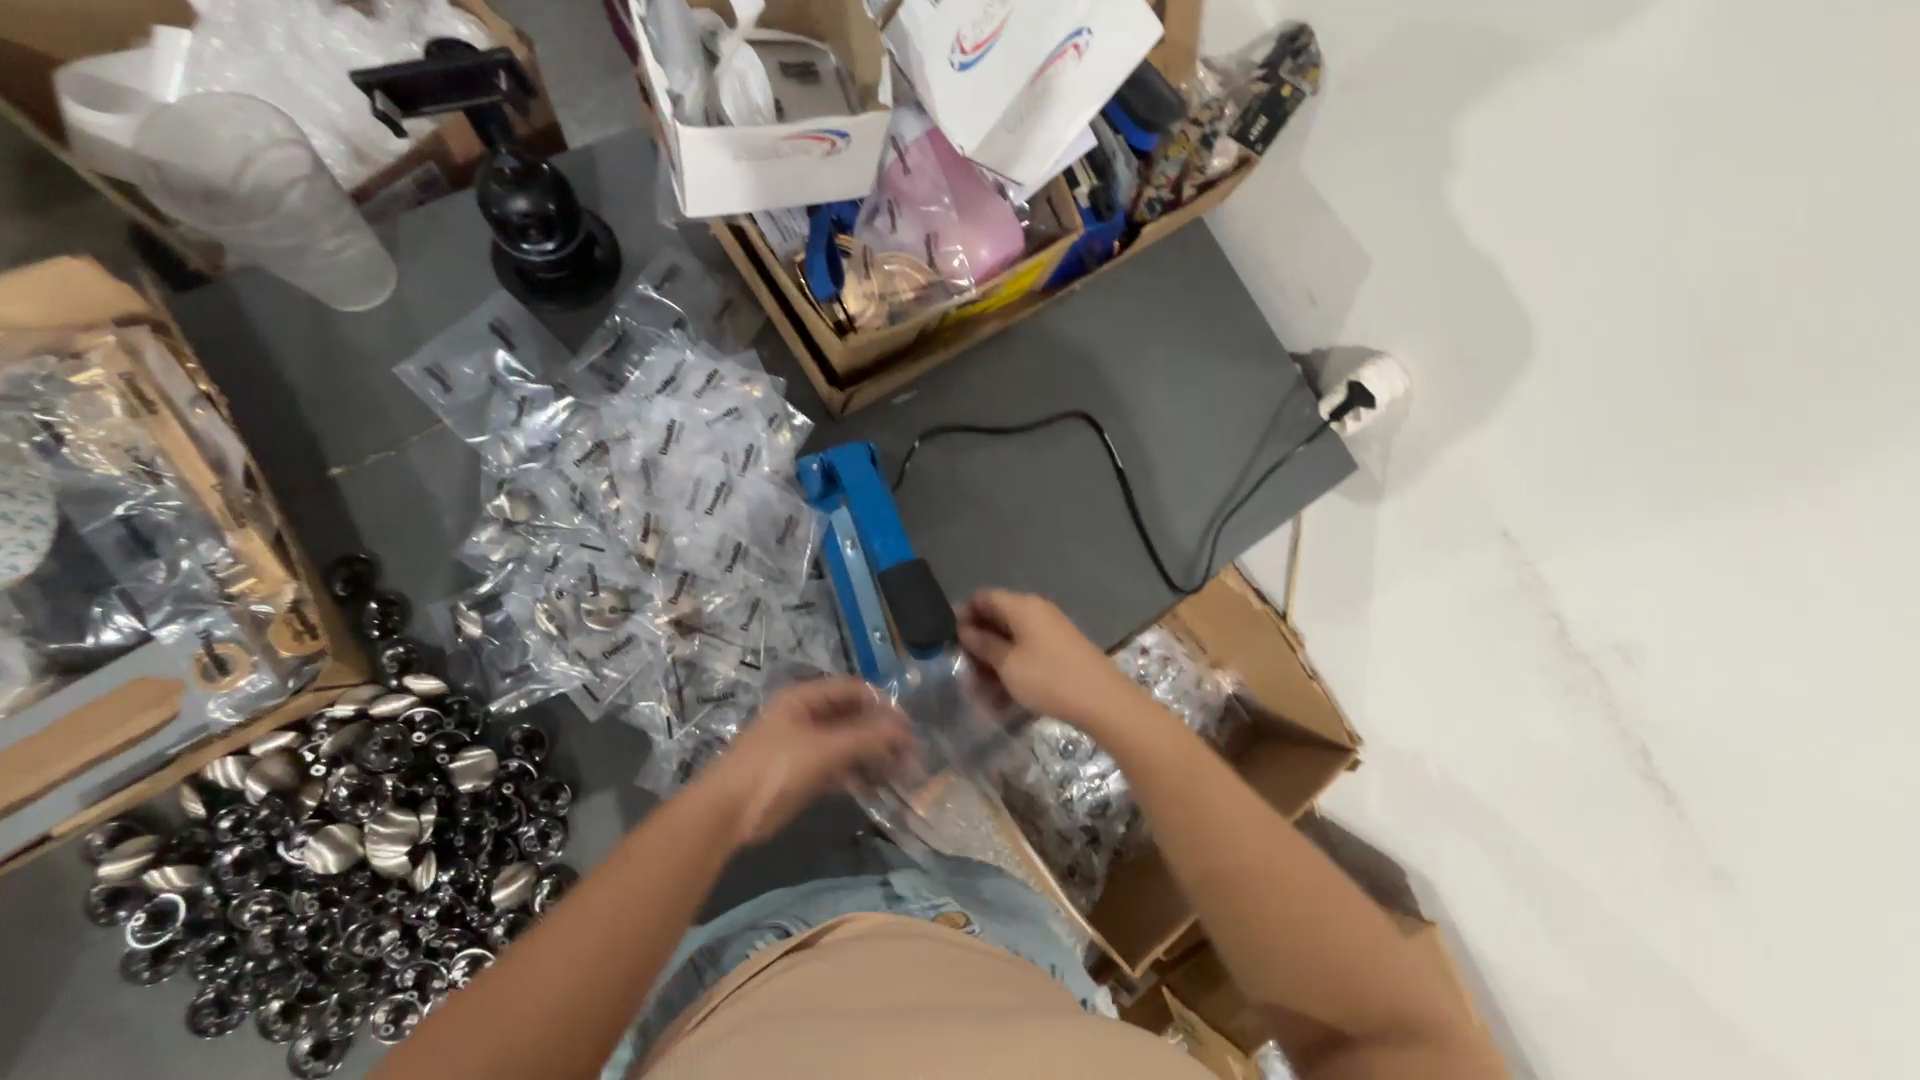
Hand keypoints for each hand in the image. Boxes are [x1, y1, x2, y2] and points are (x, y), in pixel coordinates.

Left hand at [701, 677, 911, 846]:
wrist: (729, 813)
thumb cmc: (775, 768)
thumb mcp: (824, 748)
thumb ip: (868, 737)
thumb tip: (906, 730)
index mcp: (805, 698)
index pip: (854, 690)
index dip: (883, 705)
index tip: (909, 726)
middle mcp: (806, 717)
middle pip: (854, 718)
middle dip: (882, 734)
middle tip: (912, 755)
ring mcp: (805, 747)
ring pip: (849, 745)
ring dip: (874, 756)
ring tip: (903, 774)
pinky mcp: (805, 775)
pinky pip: (840, 768)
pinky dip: (859, 775)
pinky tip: (879, 787)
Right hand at [957, 589, 1140, 732]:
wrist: (1102, 701)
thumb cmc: (1048, 678)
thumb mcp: (1008, 664)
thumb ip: (983, 644)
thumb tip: (965, 629)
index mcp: (1022, 606)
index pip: (984, 597)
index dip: (963, 613)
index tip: (949, 639)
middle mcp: (1036, 612)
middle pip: (997, 619)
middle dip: (978, 645)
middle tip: (964, 672)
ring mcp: (1050, 632)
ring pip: (1012, 642)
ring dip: (993, 664)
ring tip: (981, 694)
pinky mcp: (1060, 652)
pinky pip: (1027, 655)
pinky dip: (1012, 671)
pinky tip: (1002, 700)